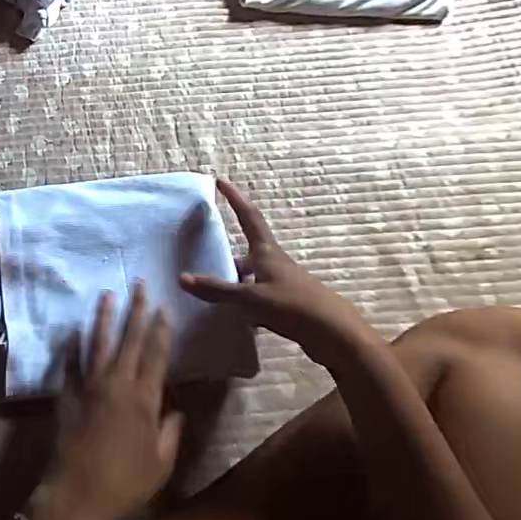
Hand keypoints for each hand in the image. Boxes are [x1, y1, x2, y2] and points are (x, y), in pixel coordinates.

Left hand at [41, 283, 183, 519]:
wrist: (79, 491)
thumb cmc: (126, 483)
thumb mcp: (161, 463)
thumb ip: (170, 432)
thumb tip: (177, 410)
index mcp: (144, 399)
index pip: (156, 355)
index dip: (161, 330)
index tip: (165, 307)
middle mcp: (117, 383)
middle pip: (130, 340)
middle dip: (136, 310)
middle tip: (140, 286)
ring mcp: (89, 384)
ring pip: (99, 342)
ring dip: (104, 317)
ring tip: (108, 294)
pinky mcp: (67, 392)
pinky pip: (71, 361)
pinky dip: (73, 344)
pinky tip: (75, 329)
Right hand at [179, 179, 379, 370]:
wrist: (338, 337)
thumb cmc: (295, 307)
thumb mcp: (251, 298)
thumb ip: (217, 290)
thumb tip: (182, 278)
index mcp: (268, 253)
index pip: (249, 217)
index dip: (235, 198)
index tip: (221, 181)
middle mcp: (275, 264)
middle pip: (247, 250)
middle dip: (227, 250)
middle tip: (205, 251)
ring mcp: (283, 285)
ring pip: (251, 276)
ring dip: (234, 279)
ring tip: (211, 289)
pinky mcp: (287, 306)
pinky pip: (257, 297)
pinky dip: (243, 301)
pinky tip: (233, 315)